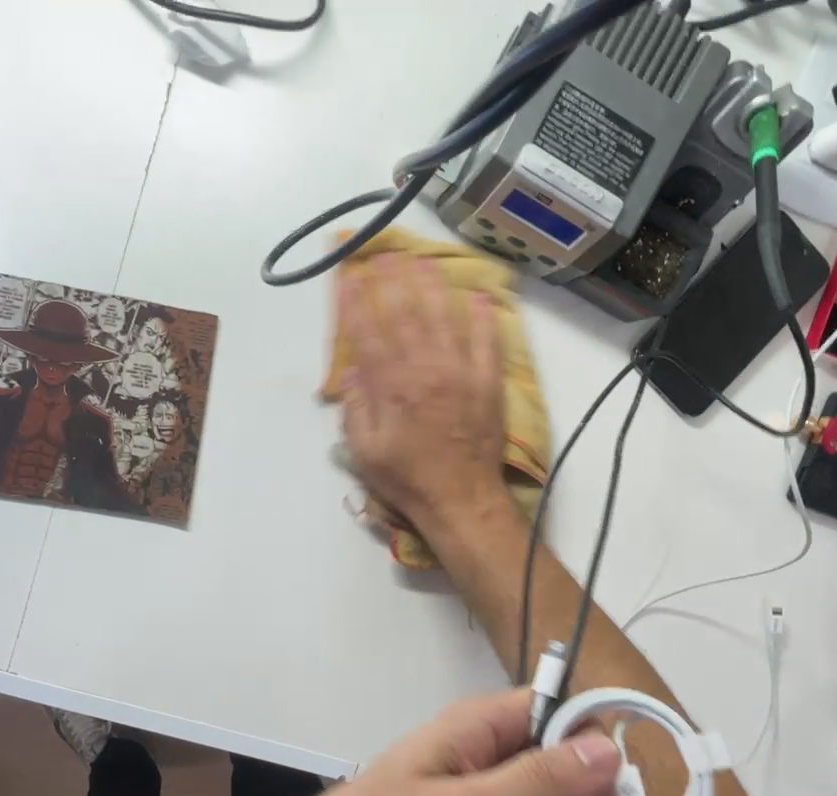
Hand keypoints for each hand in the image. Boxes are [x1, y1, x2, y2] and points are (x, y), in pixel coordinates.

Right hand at [336, 254, 508, 531]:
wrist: (461, 500)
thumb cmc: (406, 480)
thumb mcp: (364, 452)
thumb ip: (356, 408)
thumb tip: (353, 371)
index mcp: (392, 387)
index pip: (368, 334)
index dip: (356, 303)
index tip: (349, 278)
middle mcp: (426, 370)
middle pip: (406, 315)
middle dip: (392, 282)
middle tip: (385, 254)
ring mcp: (461, 373)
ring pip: (445, 319)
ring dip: (433, 287)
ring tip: (423, 262)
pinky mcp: (488, 383)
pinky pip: (487, 341)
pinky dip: (483, 318)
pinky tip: (478, 297)